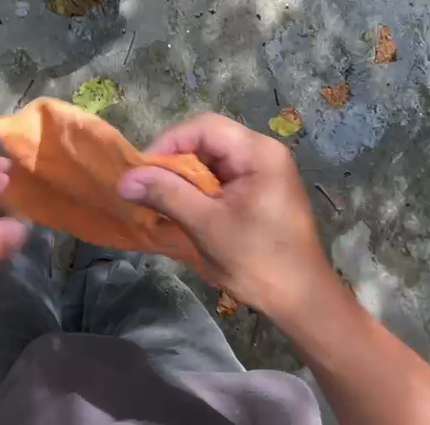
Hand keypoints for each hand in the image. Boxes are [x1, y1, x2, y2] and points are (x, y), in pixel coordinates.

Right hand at [117, 113, 339, 318]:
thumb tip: (125, 179)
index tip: (143, 171)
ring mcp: (266, 169)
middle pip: (208, 138)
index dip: (168, 142)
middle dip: (176, 160)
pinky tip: (188, 207)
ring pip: (214, 157)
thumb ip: (167, 195)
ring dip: (187, 175)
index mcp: (258, 152)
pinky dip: (202, 187)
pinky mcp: (263, 188)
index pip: (203, 127)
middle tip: (149, 186)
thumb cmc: (258, 261)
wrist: (304, 301)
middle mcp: (264, 151)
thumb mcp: (206, 226)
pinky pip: (224, 174)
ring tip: (164, 198)